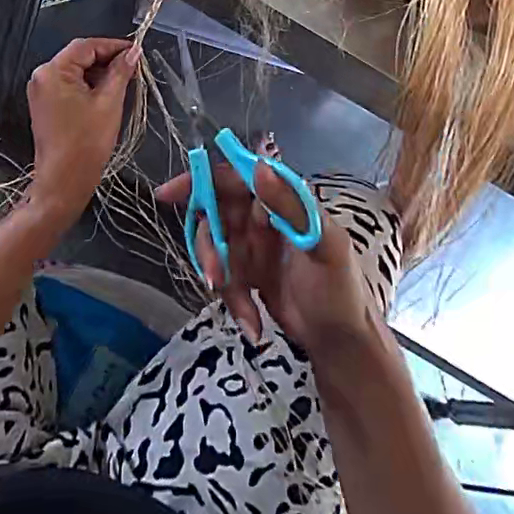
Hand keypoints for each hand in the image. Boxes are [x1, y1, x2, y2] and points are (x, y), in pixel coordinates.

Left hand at [26, 37, 141, 218]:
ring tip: (125, 81)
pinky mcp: (46, 105)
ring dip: (99, 73)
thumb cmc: (87, 142)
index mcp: (53, 71)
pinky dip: (89, 85)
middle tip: (134, 67)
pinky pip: (70, 85)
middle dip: (107, 59)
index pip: (86, 46)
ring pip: (76, 71)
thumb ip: (121, 71)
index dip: (113, 45)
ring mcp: (42, 91)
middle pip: (79, 56)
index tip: (136, 50)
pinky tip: (108, 93)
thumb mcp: (109, 102)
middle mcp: (42, 76)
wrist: (64, 181)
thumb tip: (133, 52)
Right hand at [157, 159, 379, 358]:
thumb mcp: (324, 246)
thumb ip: (292, 207)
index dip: (200, 179)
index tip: (169, 193)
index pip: (235, 177)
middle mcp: (265, 216)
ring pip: (215, 249)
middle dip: (209, 246)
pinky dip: (234, 301)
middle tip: (215, 275)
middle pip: (216, 214)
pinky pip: (224, 278)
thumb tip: (258, 166)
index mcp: (284, 199)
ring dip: (222, 278)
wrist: (343, 346)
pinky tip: (254, 323)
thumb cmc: (341, 291)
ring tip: (245, 308)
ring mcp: (254, 245)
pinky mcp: (248, 273)